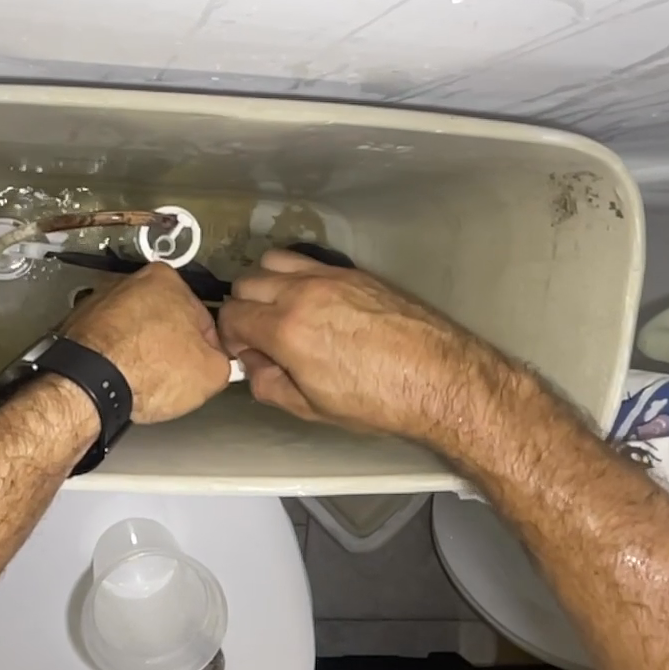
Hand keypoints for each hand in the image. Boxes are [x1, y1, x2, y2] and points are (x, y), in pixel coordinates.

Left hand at [61, 263, 230, 423]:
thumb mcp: (211, 373)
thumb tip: (218, 364)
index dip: (205, 348)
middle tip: (171, 375)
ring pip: (133, 331)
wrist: (91, 386)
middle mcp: (130, 282)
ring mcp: (100, 301)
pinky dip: (112, 358)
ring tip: (142, 379)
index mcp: (168, 280)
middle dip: (169, 346)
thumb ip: (223, 361)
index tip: (200, 364)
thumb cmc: (143, 370)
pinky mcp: (76, 324)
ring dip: (139, 352)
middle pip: (164, 320)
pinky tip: (119, 378)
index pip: (202, 317)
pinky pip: (106, 343)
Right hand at [218, 249, 515, 443]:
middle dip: (244, 309)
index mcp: (286, 330)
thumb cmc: (375, 401)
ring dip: (266, 285)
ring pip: (271, 262)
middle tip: (261, 335)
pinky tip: (311, 302)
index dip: (230, 337)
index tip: (246, 353)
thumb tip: (255, 365)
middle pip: (245, 284)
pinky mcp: (351, 272)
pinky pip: (304, 261)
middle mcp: (302, 293)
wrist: (438, 379)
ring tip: (282, 311)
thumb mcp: (311, 408)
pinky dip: (294, 276)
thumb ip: (268, 384)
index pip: (230, 315)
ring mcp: (328, 277)